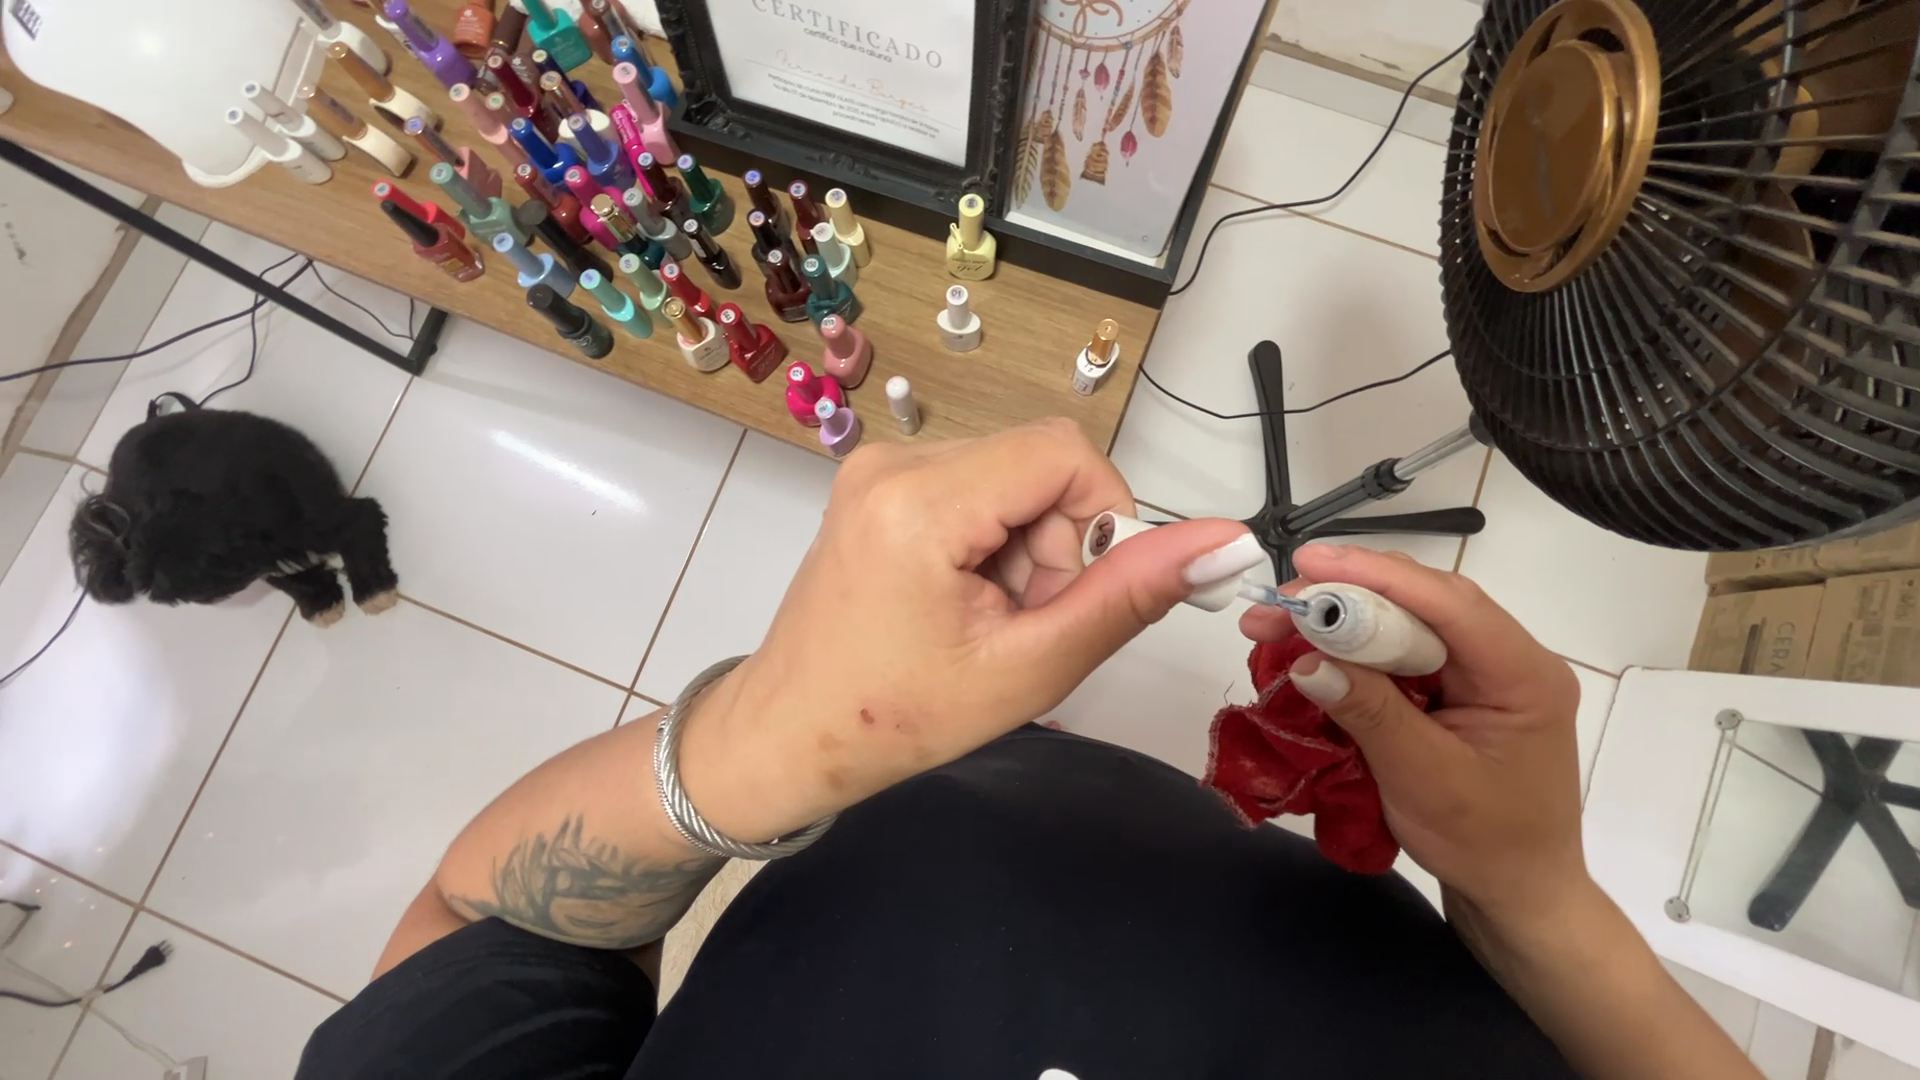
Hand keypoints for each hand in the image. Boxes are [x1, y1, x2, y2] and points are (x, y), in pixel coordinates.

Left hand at [680, 419, 1266, 839]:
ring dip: (1027, 547)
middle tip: (1023, 624)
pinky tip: (963, 598)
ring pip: (1012, 478)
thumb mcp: (1028, 668)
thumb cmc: (896, 719)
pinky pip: (974, 487)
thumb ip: (1128, 596)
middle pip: (1039, 465)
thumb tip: (1224, 541)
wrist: (789, 734)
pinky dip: (994, 540)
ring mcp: (879, 468)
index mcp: (920, 501)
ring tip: (987, 618)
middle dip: (1059, 545)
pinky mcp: (879, 485)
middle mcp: (894, 461)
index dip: (1102, 518)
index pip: (1066, 451)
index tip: (1077, 595)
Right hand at [1240, 545, 1588, 928]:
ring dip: (1335, 617)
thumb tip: (1306, 661)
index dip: (1377, 576)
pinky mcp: (1445, 685)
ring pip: (1400, 619)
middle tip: (1275, 601)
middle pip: (1419, 600)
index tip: (1310, 564)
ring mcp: (1473, 670)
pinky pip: (1392, 647)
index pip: (1450, 604)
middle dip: (1343, 593)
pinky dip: (1344, 644)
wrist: (1515, 890)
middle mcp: (1501, 658)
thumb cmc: (1485, 841)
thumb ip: (1371, 713)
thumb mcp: (1425, 779)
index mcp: (1522, 675)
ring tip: (1272, 622)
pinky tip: (1305, 646)